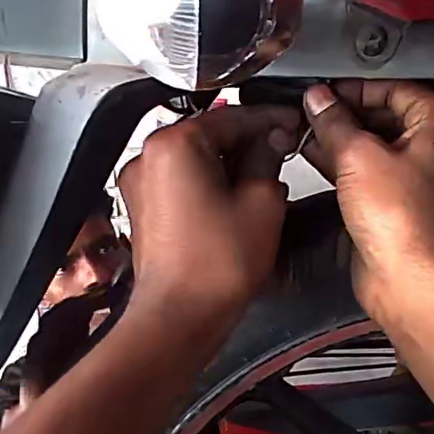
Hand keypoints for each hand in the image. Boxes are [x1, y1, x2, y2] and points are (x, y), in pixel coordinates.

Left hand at [116, 104, 301, 335]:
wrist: (181, 316)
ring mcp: (143, 187)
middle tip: (283, 153)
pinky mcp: (146, 211)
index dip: (270, 119)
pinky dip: (212, 187)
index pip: (232, 116)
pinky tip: (240, 204)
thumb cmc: (213, 268)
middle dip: (249, 145)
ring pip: (197, 161)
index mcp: (175, 146)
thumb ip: (268, 158)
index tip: (291, 123)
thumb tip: (272, 139)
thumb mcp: (262, 202)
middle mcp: (149, 160)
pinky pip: (184, 185)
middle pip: (210, 136)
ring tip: (265, 186)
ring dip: (232, 167)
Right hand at [300, 81, 433, 321]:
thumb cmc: (408, 224)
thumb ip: (335, 123)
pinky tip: (313, 156)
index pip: (393, 88)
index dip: (354, 88)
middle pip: (383, 116)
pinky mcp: (395, 205)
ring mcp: (415, 179)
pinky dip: (341, 165)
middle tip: (309, 110)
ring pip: (372, 146)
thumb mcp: (360, 157)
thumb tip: (319, 100)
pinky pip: (366, 174)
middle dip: (343, 114)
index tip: (322, 91)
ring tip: (303, 129)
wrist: (411, 281)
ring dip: (338, 139)